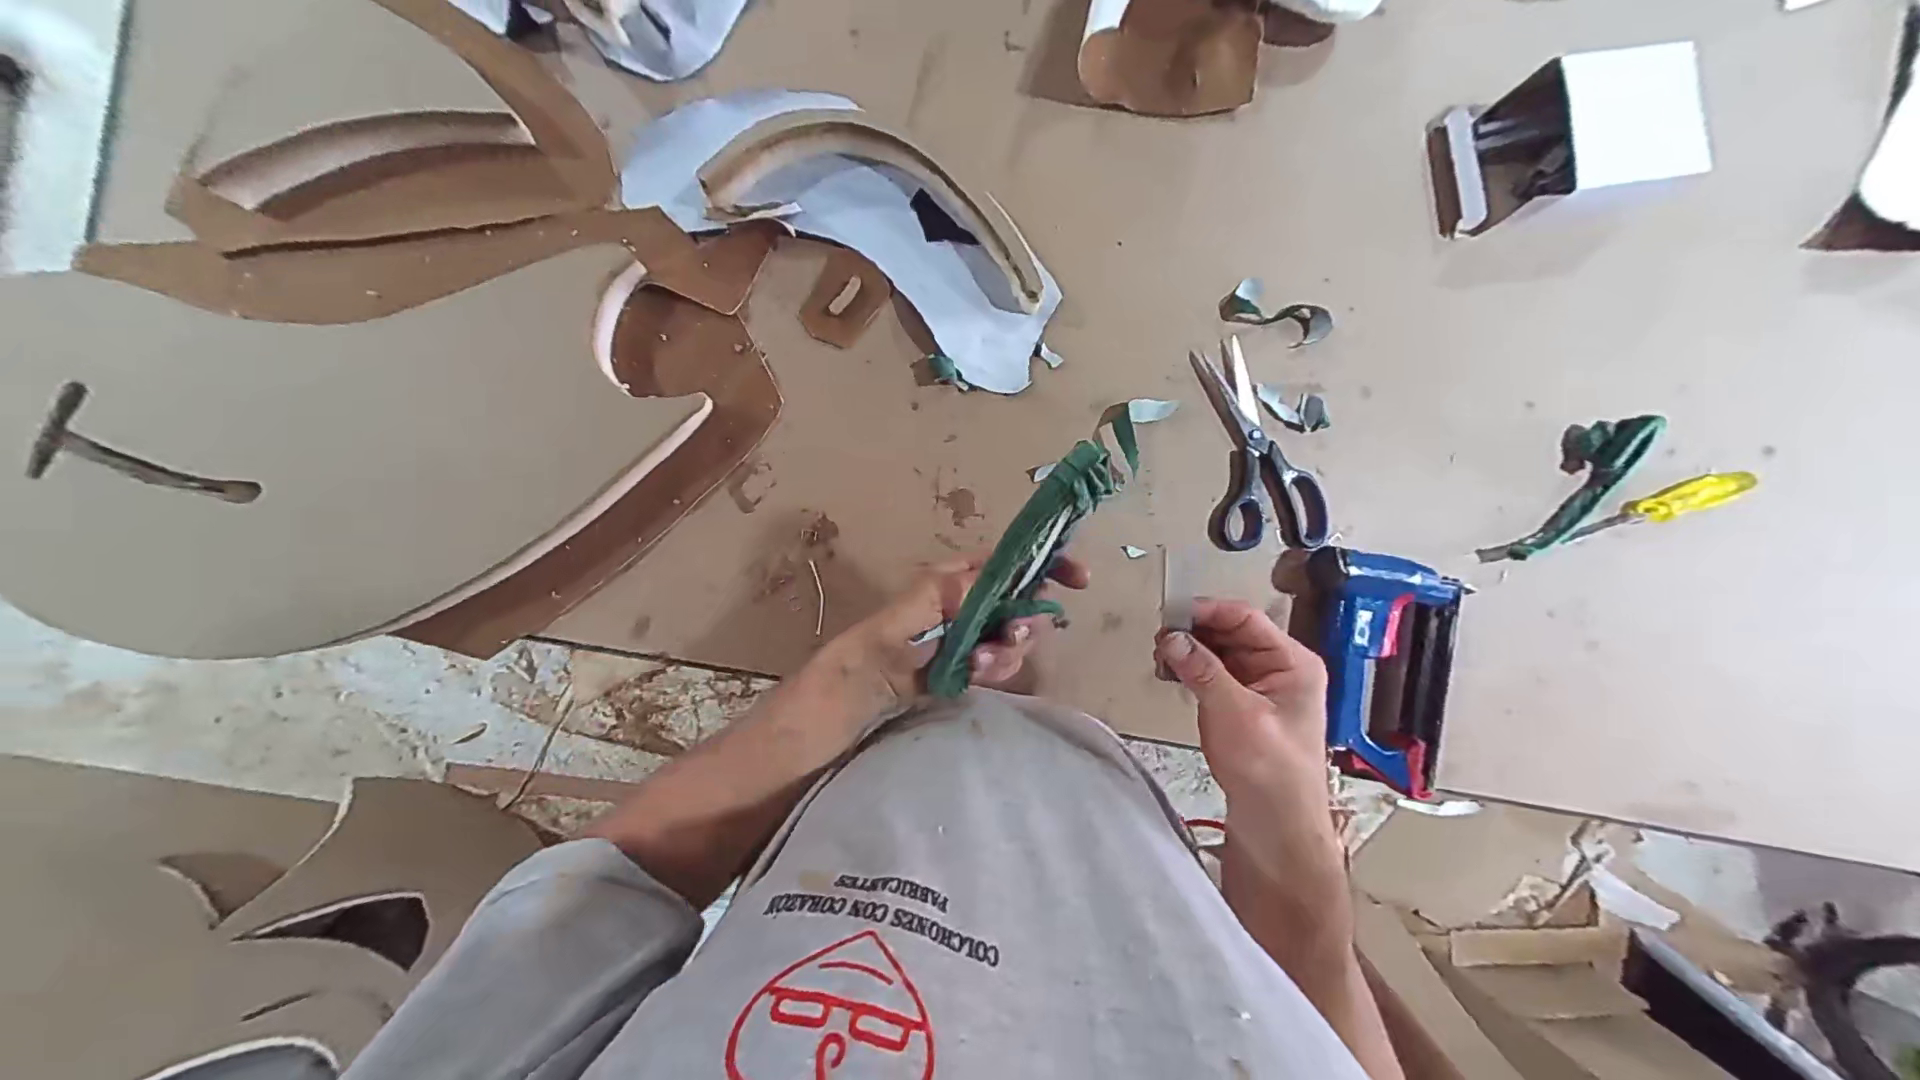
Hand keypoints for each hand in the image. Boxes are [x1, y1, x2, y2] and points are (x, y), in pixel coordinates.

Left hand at [813, 550, 1089, 715]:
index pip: (1013, 562)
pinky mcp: (972, 665)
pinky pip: (1001, 664)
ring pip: (1016, 638)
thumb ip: (971, 586)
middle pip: (1024, 604)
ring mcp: (974, 635)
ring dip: (1004, 652)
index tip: (1079, 579)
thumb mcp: (927, 599)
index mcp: (961, 577)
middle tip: (1008, 635)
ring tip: (977, 664)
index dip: (1047, 565)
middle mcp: (973, 602)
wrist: (863, 686)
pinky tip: (973, 675)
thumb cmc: (889, 634)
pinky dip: (993, 670)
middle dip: (1024, 622)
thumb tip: (1012, 574)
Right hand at [1154, 599, 1342, 892]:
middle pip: (1230, 633)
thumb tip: (1172, 637)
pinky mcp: (1243, 704)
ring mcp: (1261, 687)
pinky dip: (1192, 671)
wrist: (1277, 826)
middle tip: (1160, 641)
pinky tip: (1173, 676)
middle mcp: (1279, 668)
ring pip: (1218, 652)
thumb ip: (1202, 670)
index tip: (1170, 614)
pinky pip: (1214, 674)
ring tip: (1162, 659)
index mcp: (1293, 663)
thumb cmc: (1268, 770)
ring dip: (1189, 652)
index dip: (1207, 612)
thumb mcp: (1234, 713)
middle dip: (1194, 633)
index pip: (1245, 618)